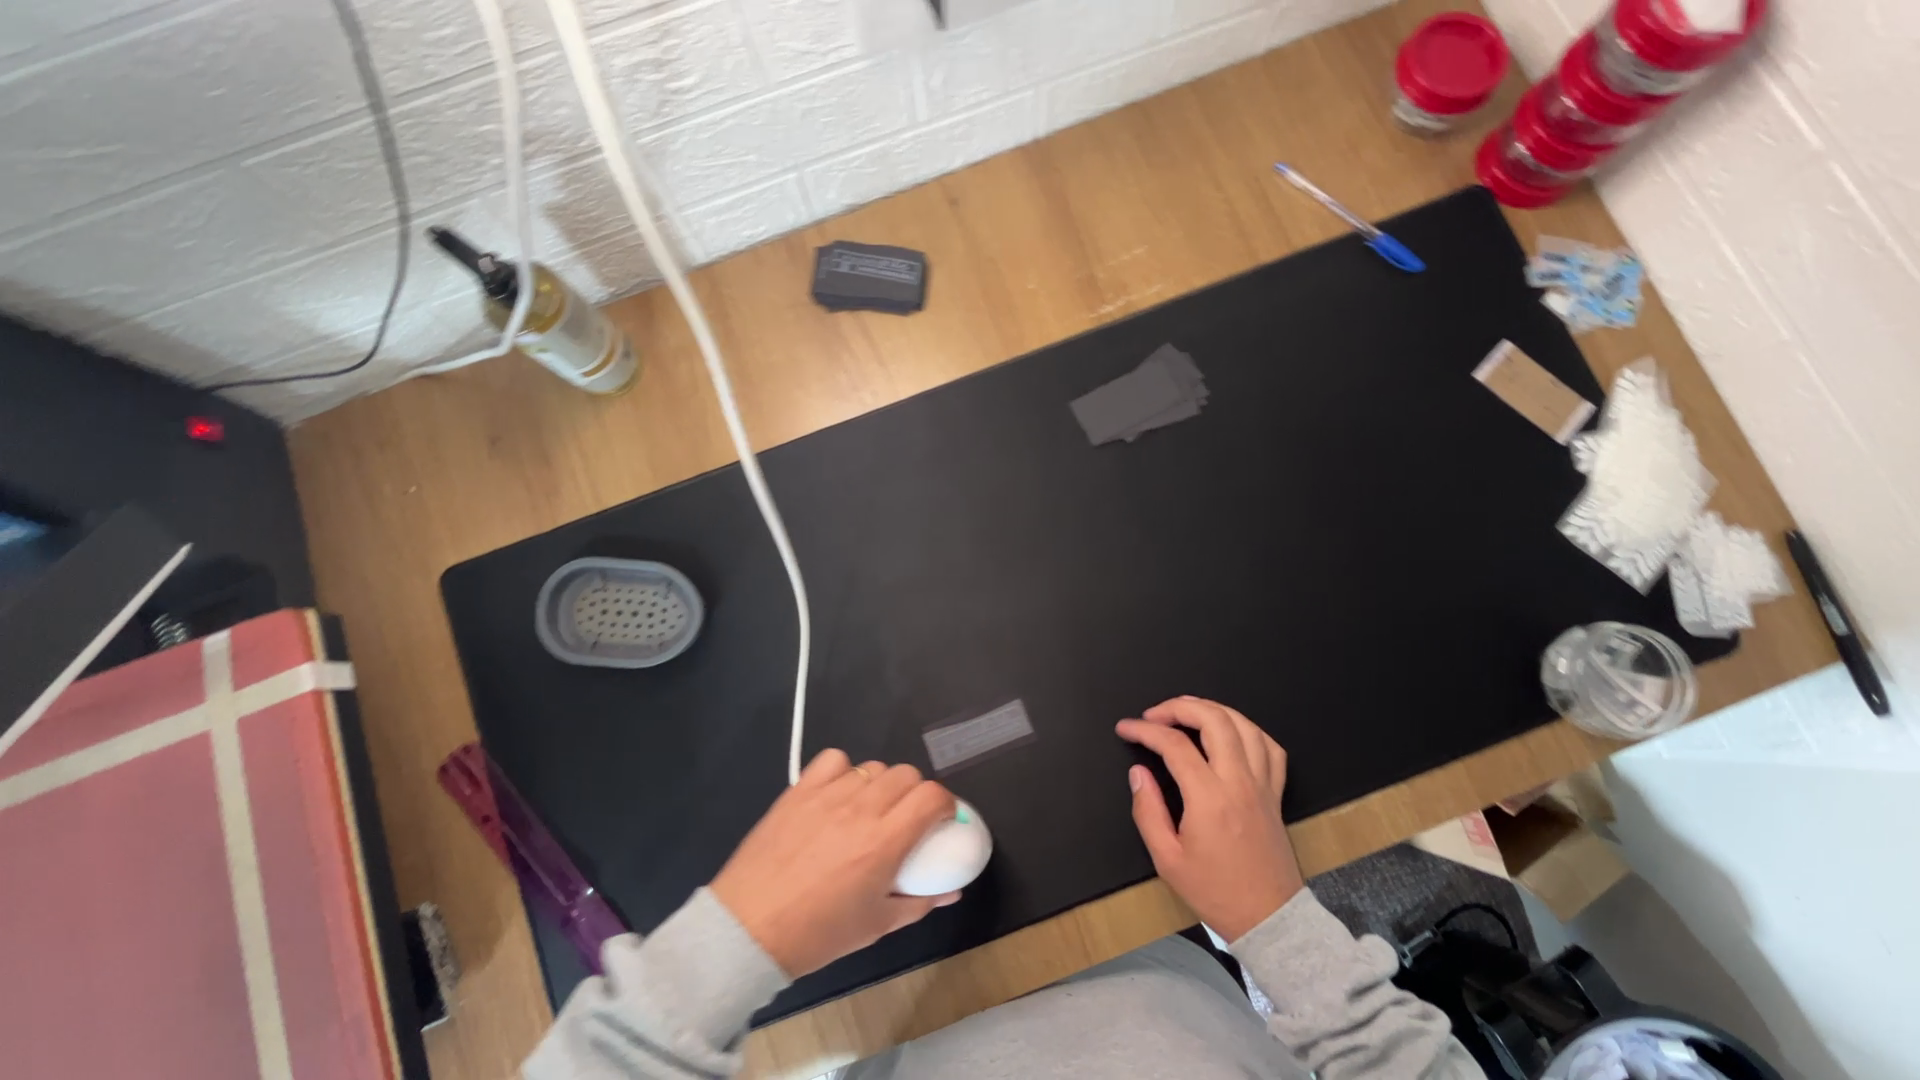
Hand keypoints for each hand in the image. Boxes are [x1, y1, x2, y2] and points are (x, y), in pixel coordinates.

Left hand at [710, 749, 961, 977]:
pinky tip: (839, 794)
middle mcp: (860, 809)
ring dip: (883, 784)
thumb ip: (919, 902)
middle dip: (917, 793)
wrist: (748, 930)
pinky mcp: (798, 791)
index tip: (943, 820)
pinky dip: (844, 771)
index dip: (946, 804)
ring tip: (872, 809)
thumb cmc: (817, 934)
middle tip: (908, 819)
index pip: (932, 796)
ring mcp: (826, 795)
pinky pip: (832, 760)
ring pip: (873, 767)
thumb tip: (951, 890)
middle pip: (907, 774)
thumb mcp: (876, 926)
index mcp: (885, 842)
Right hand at [1116, 696, 1304, 942]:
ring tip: (1187, 712)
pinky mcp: (1276, 793)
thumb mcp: (1167, 859)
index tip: (1126, 728)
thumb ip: (1148, 811)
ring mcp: (1263, 784)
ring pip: (1243, 725)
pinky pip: (1270, 747)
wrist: (1268, 918)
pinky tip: (1230, 732)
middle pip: (1213, 720)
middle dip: (1179, 707)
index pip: (1173, 744)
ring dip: (1212, 709)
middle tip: (1155, 714)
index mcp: (1209, 798)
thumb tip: (1138, 773)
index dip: (1144, 730)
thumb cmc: (1214, 892)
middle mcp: (1239, 782)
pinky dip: (1248, 729)